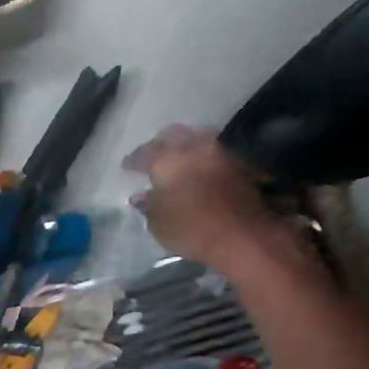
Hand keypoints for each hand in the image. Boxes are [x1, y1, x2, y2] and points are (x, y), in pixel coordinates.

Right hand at [123, 125, 310, 274]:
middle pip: (171, 135)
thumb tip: (139, 196)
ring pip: (194, 137)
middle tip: (151, 155)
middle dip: (158, 143)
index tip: (126, 166)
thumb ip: (147, 206)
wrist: (241, 233)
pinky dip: (199, 154)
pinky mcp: (236, 161)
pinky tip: (196, 166)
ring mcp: (217, 150)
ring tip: (175, 158)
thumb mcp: (159, 223)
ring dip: (182, 144)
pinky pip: (211, 149)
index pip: (144, 153)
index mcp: (166, 160)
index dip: (133, 160)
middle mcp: (191, 146)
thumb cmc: (191, 229)